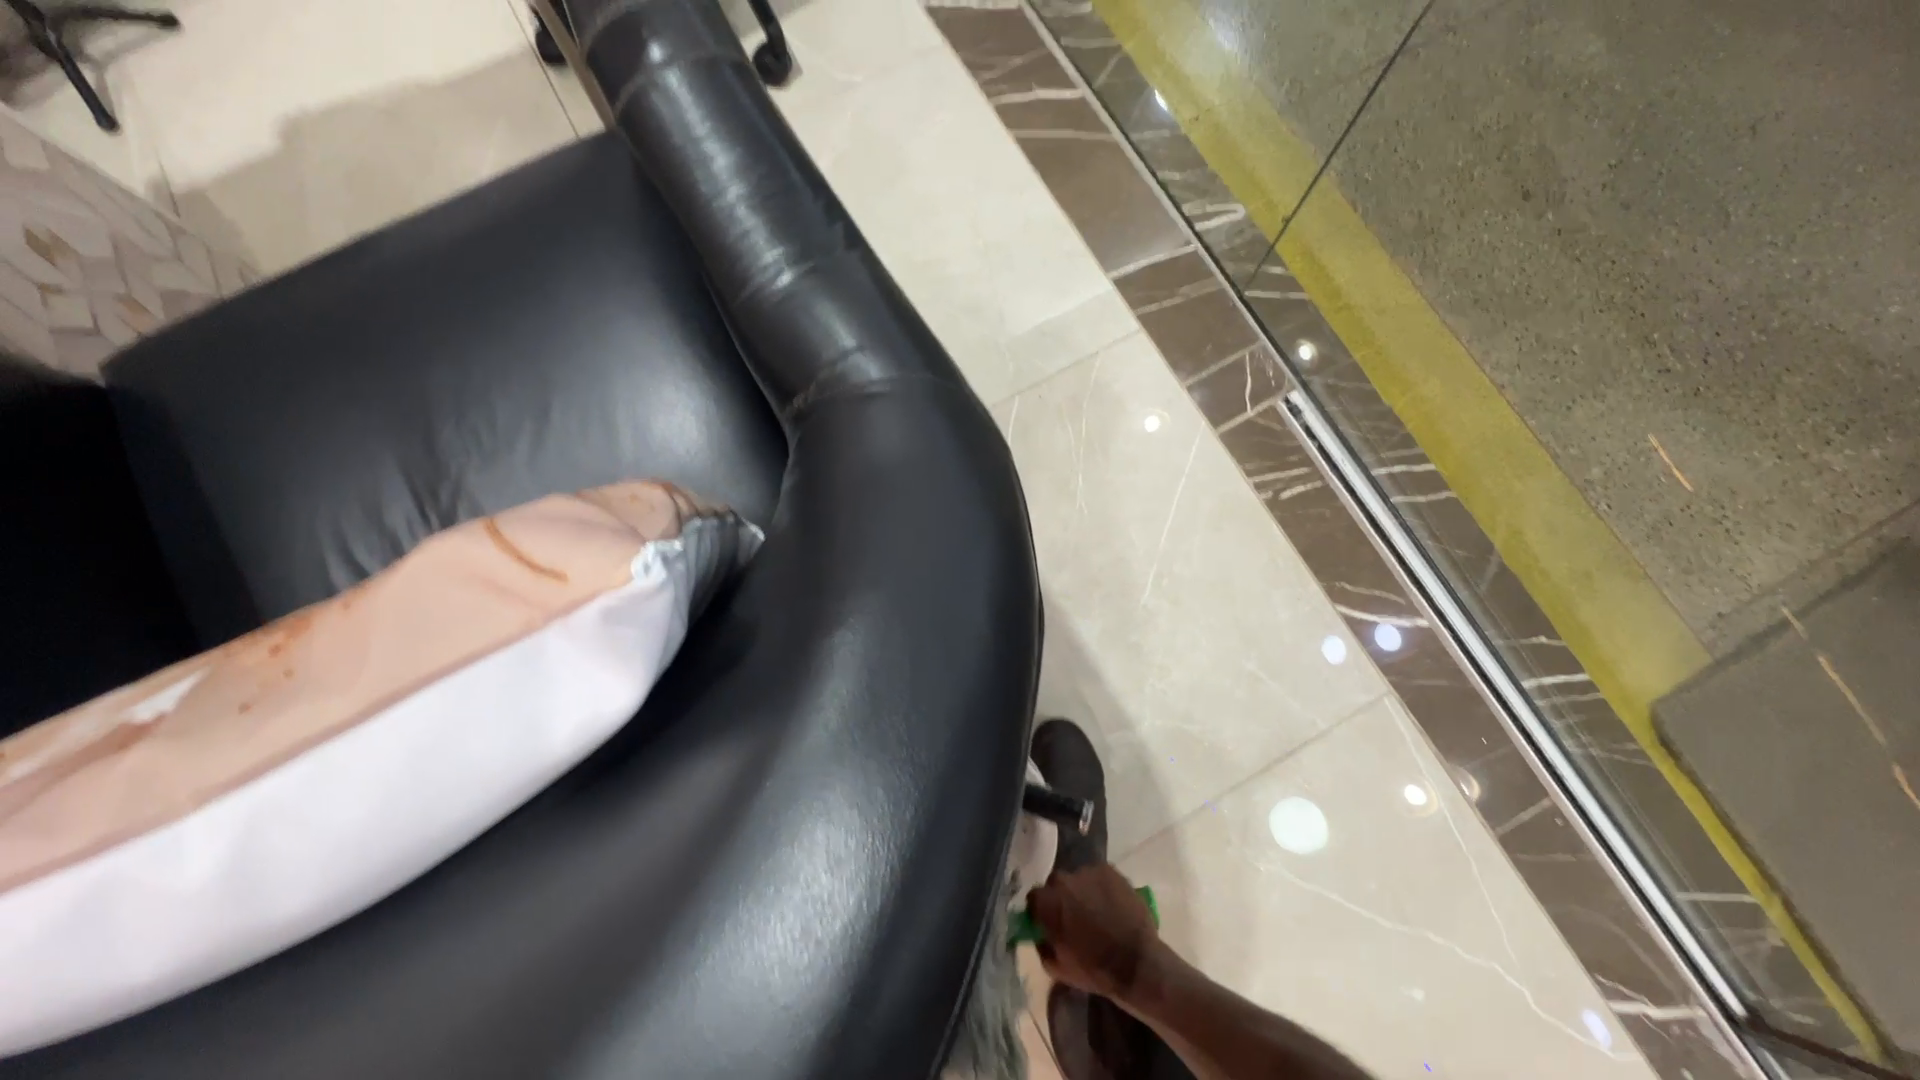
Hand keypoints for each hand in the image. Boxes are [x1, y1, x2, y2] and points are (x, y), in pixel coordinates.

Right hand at [1026, 863, 1162, 1000]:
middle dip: (1062, 898)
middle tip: (1074, 916)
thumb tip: (1041, 935)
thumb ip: (1042, 946)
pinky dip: (1102, 887)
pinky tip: (1112, 905)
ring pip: (1079, 879)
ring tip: (1098, 911)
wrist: (1136, 962)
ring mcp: (1088, 872)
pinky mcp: (1110, 871)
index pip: (1034, 898)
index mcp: (1046, 903)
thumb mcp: (1057, 968)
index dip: (1041, 910)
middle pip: (1056, 885)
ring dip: (1082, 891)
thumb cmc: (1093, 969)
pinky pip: (1099, 876)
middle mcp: (1063, 881)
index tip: (1049, 922)